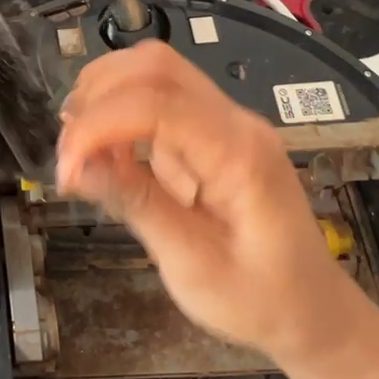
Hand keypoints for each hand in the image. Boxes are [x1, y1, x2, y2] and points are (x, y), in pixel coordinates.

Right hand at [53, 40, 366, 365]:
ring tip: (78, 149)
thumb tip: (76, 167)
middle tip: (68, 152)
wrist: (312, 311)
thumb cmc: (260, 299)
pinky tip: (103, 152)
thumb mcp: (193, 266)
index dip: (98, 125)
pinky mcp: (211, 133)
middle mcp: (235, 122)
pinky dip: (117, 112)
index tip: (66, 170)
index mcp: (239, 155)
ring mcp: (226, 123)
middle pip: (154, 66)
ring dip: (103, 97)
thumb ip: (137, 205)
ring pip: (153, 71)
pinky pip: (158, 98)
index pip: (156, 104)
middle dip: (96, 97)